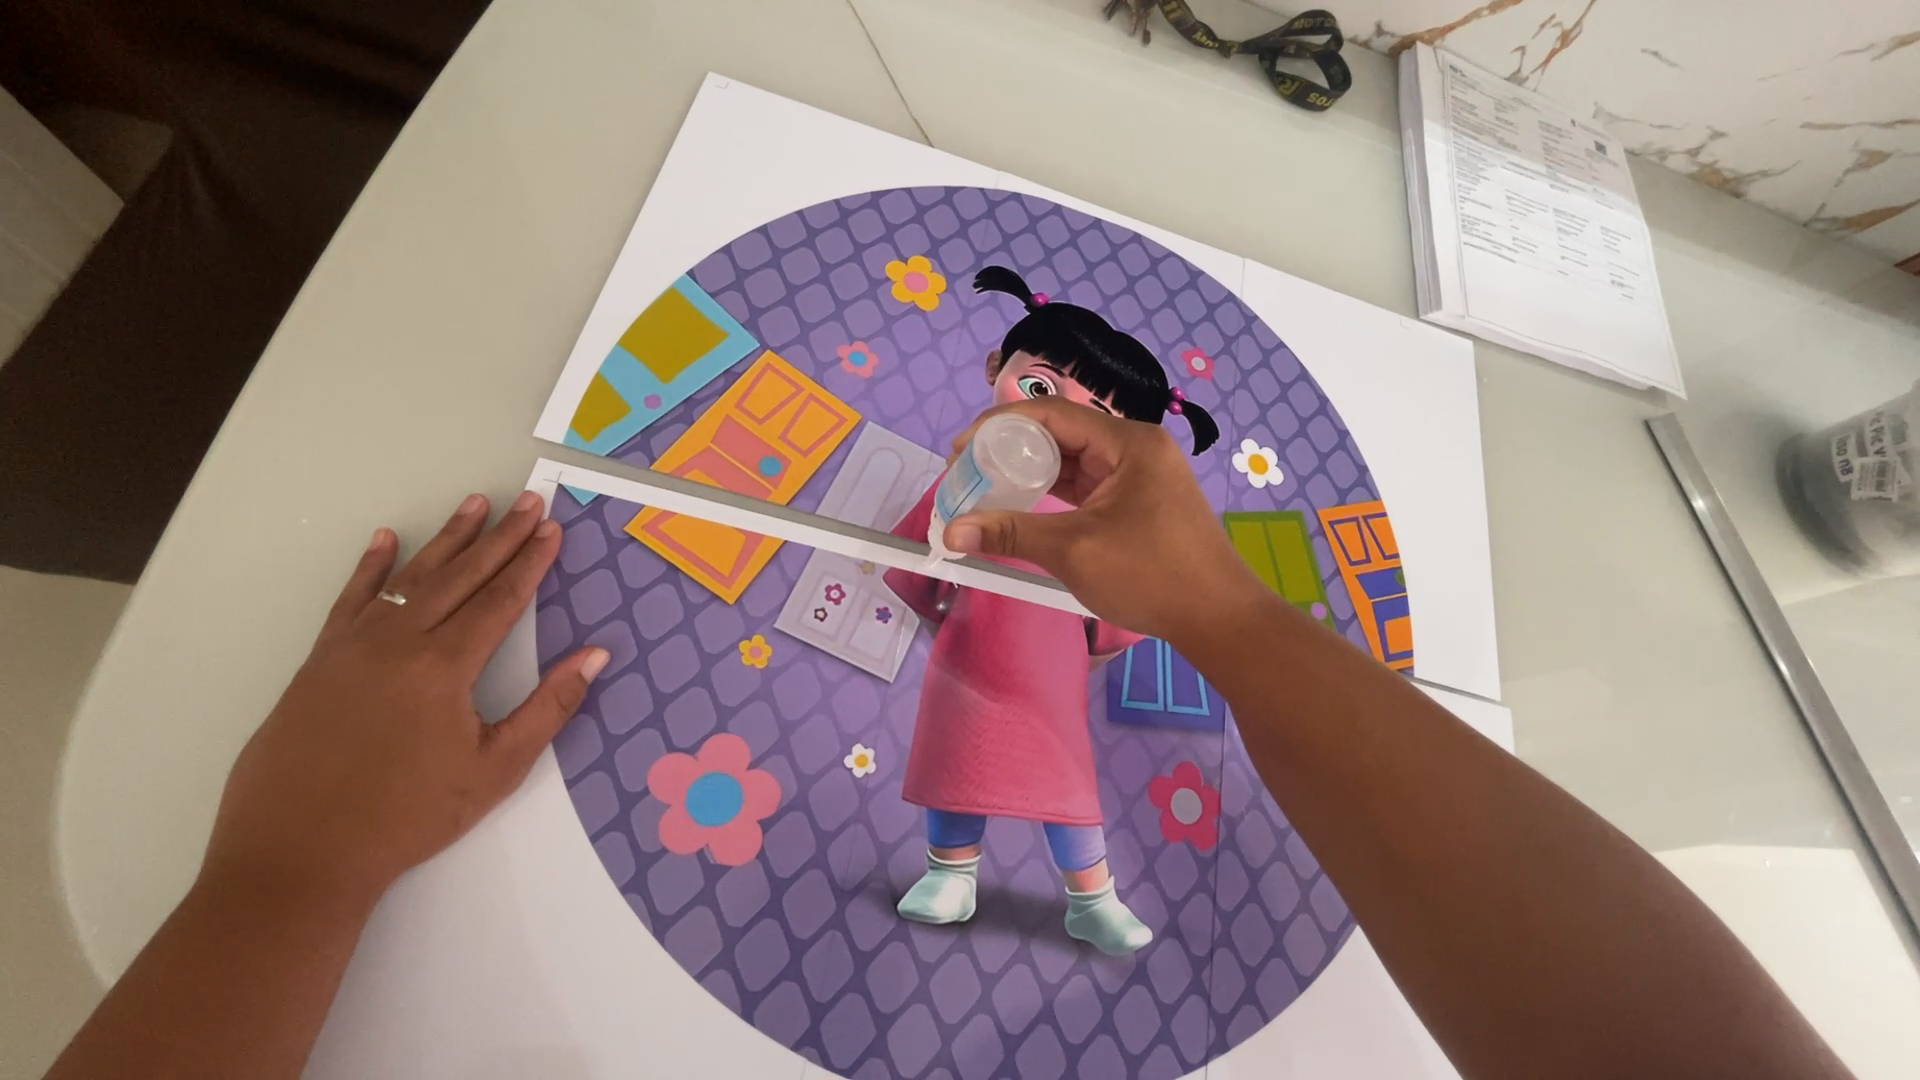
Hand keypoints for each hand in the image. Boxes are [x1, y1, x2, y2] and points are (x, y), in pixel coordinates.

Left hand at [200, 491, 606, 913]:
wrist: (296, 857)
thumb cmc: (410, 816)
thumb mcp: (497, 768)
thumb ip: (550, 706)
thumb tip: (597, 655)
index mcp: (445, 666)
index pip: (501, 599)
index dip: (531, 562)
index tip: (552, 529)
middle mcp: (398, 643)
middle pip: (460, 576)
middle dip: (500, 536)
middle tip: (527, 501)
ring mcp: (351, 648)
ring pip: (409, 577)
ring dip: (446, 539)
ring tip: (473, 503)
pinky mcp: (318, 663)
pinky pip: (351, 600)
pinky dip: (371, 567)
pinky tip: (385, 540)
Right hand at [943, 398, 1266, 645]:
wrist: (1218, 619)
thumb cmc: (1150, 575)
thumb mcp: (1073, 550)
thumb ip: (1010, 533)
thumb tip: (952, 533)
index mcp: (1128, 442)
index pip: (1053, 414)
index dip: (999, 426)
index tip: (961, 450)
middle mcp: (1136, 448)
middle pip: (1062, 434)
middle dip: (1011, 451)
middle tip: (968, 472)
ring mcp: (1140, 476)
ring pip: (1074, 462)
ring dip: (1031, 474)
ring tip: (988, 489)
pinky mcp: (1139, 502)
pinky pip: (1088, 486)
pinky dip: (1054, 494)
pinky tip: (1024, 506)